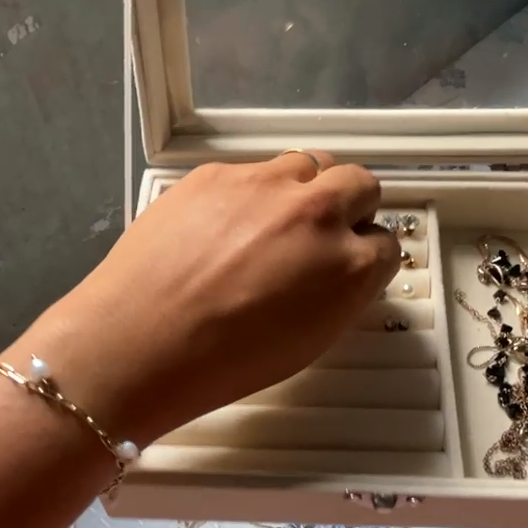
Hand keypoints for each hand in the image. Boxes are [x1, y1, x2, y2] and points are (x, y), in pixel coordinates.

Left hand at [11, 152, 397, 443]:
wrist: (141, 341)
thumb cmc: (223, 361)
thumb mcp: (306, 343)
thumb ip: (338, 296)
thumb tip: (340, 273)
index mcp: (349, 267)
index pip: (387, 243)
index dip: (368, 256)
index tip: (352, 264)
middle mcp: (317, 214)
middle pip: (359, 185)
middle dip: (350, 207)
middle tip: (321, 234)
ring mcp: (264, 185)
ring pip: (307, 166)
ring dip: (302, 190)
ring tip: (272, 224)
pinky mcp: (216, 172)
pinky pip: (251, 171)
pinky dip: (249, 193)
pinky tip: (222, 227)